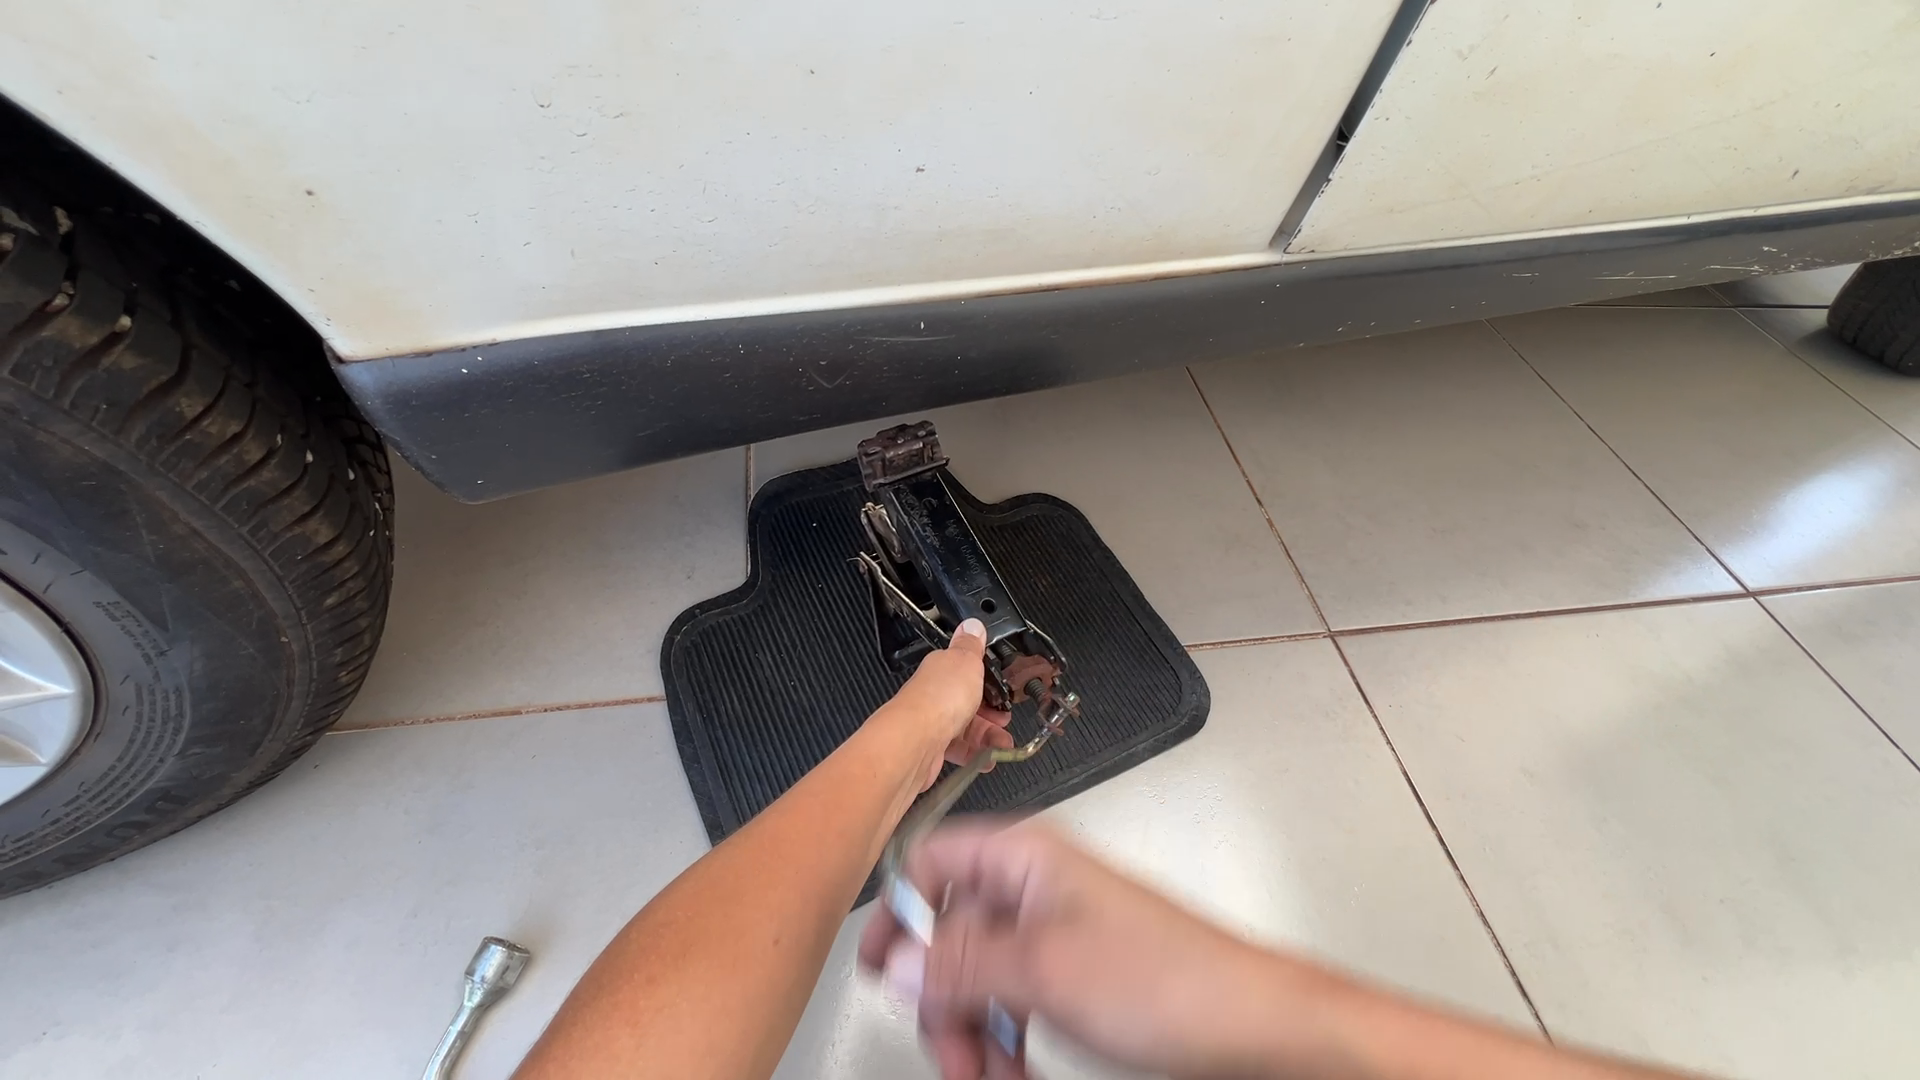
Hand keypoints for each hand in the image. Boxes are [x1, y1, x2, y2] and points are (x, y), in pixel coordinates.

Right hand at [858, 821, 1326, 1079]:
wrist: (1250, 1030)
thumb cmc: (1165, 979)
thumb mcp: (1043, 970)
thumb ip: (960, 962)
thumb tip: (895, 957)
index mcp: (1023, 857)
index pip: (933, 861)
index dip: (900, 910)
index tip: (879, 969)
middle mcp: (1033, 886)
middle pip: (950, 931)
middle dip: (942, 999)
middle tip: (952, 1055)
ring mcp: (1051, 932)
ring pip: (978, 976)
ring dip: (974, 1033)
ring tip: (992, 1078)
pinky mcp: (1070, 974)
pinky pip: (1012, 1002)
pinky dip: (1005, 1043)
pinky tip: (1016, 1073)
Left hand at [880, 618, 1013, 789]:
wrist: (916, 740)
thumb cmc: (938, 698)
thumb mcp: (966, 660)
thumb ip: (972, 644)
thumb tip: (972, 624)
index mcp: (942, 669)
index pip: (966, 673)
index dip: (987, 682)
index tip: (1002, 690)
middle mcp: (934, 695)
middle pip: (968, 703)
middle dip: (992, 713)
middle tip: (1005, 718)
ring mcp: (933, 723)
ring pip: (965, 729)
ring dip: (989, 737)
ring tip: (1003, 745)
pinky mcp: (932, 750)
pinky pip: (959, 751)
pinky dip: (976, 756)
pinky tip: (986, 759)